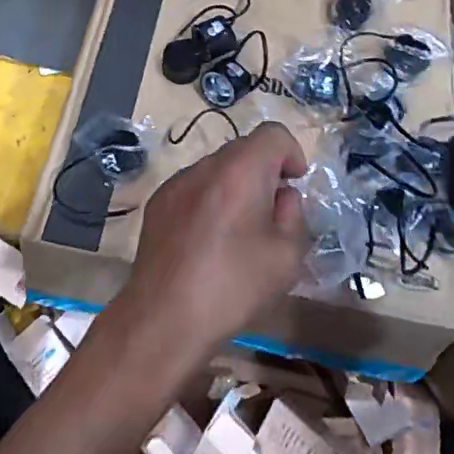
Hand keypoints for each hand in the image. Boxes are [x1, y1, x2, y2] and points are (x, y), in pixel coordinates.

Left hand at [119, 121, 309, 351]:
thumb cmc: (233, 287)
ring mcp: (175, 184)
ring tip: (239, 231)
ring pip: (216, 169)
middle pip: (243, 149)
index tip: (296, 183)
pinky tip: (208, 241)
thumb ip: (293, 214)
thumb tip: (281, 196)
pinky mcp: (157, 204)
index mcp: (240, 170)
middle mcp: (204, 166)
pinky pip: (194, 188)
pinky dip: (210, 200)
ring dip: (236, 186)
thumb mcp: (287, 256)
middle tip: (272, 213)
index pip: (273, 134)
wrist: (164, 318)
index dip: (292, 153)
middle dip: (265, 171)